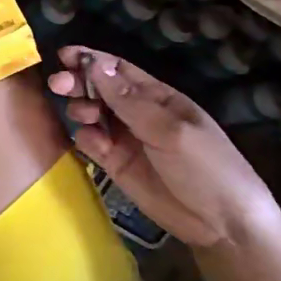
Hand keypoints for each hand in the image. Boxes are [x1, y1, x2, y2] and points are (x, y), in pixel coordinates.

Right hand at [47, 46, 280, 251]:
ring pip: (91, 113)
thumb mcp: (171, 130)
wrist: (222, 225)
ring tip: (83, 115)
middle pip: (99, 89)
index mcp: (158, 98)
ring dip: (80, 108)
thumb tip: (95, 64)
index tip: (64, 55)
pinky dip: (86, 138)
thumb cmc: (207, 168)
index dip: (92, 60)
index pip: (119, 70)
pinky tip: (94, 144)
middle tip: (58, 84)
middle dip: (77, 82)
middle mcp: (138, 113)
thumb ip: (129, 100)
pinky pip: (91, 142)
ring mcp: (125, 138)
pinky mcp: (115, 163)